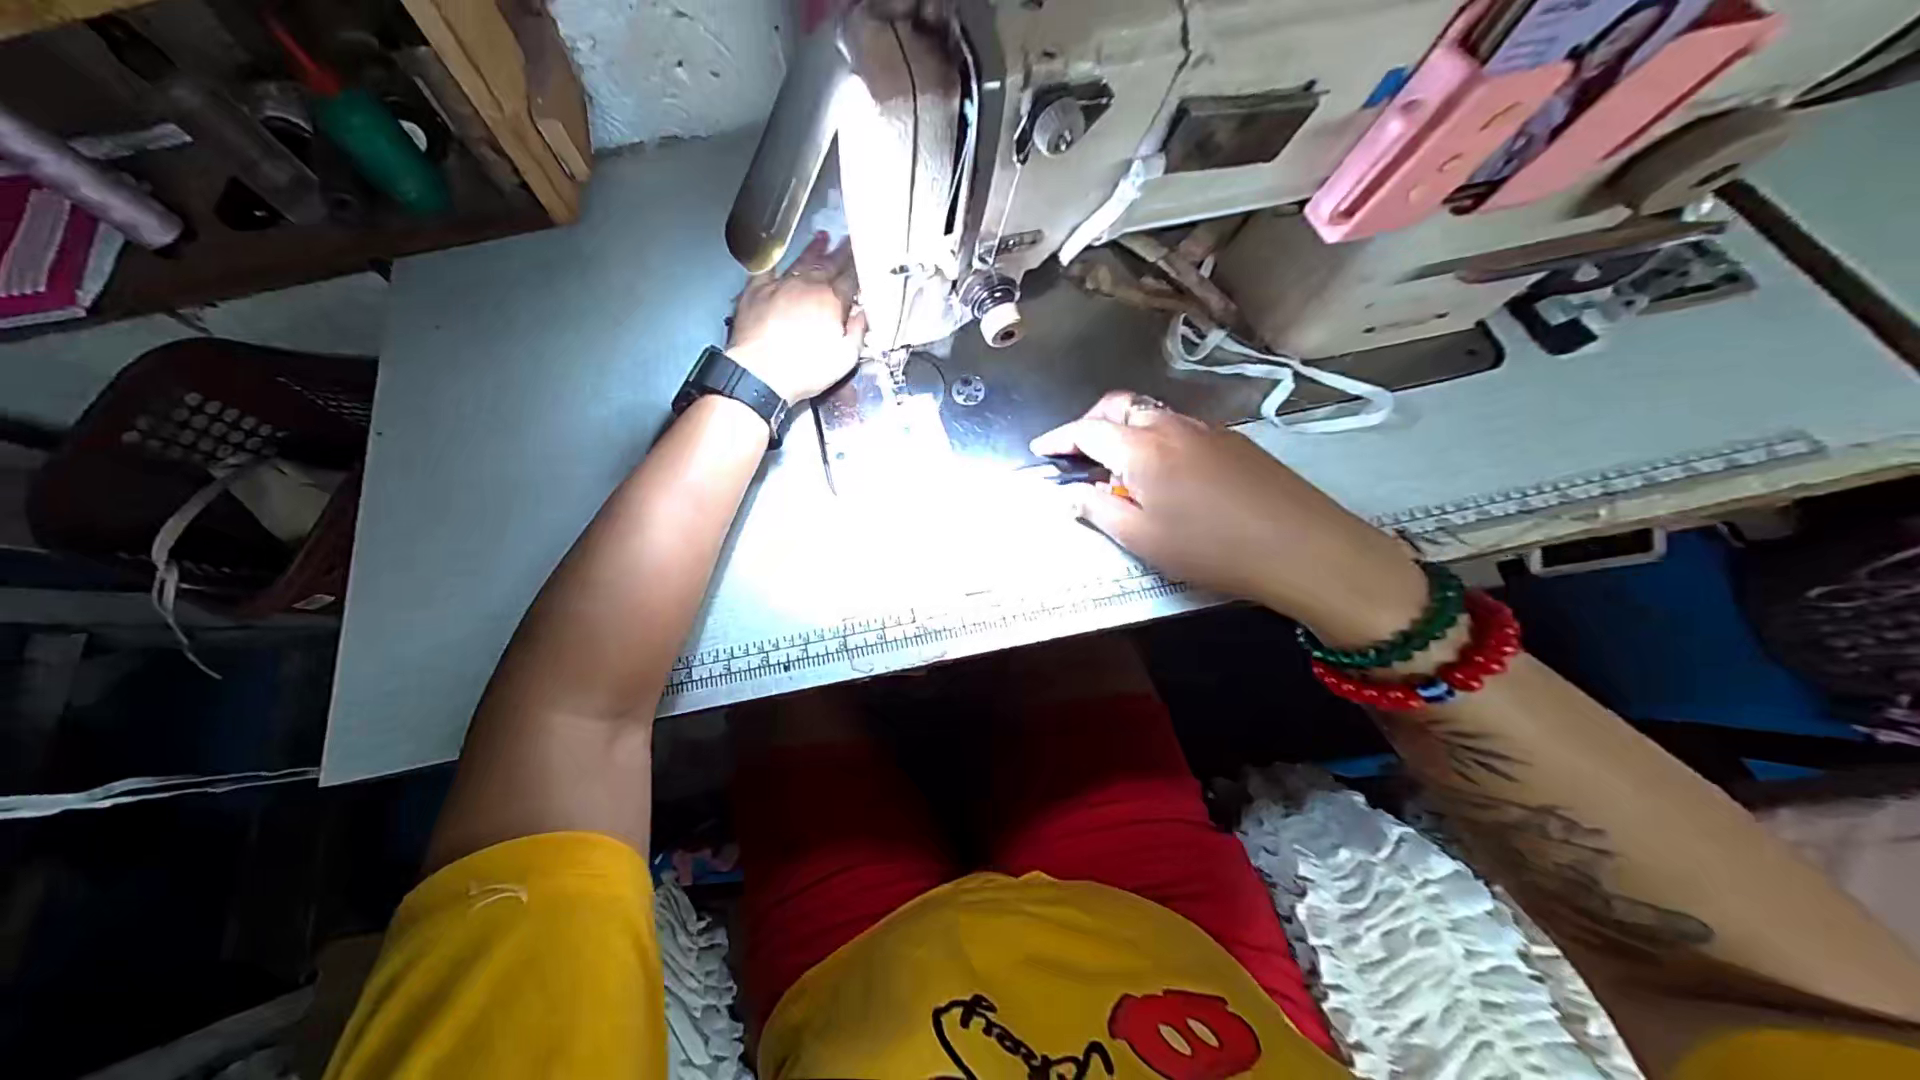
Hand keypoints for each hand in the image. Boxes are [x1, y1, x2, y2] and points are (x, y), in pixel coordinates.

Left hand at [726, 231, 866, 401]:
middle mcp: (807, 286)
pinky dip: (776, 260)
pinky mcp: (756, 291)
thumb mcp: (844, 359)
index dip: (858, 265)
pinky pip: (768, 268)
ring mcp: (780, 285)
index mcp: (832, 301)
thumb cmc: (802, 371)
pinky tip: (780, 256)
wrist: (759, 374)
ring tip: (822, 239)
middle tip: (848, 241)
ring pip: (801, 260)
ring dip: (814, 249)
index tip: (863, 256)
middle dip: (840, 252)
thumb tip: (863, 315)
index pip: (850, 277)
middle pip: (828, 264)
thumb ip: (857, 332)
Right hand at [1031, 390, 1428, 646]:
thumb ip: (1098, 510)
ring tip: (1122, 468)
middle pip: (1119, 407)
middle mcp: (1171, 425)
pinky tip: (1167, 473)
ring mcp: (1206, 429)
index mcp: (1141, 447)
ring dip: (1126, 430)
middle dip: (1091, 423)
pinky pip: (1181, 428)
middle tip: (1079, 453)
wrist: (1301, 545)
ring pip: (1152, 414)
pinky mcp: (1234, 440)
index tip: (1042, 450)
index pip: (1087, 429)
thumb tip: (1073, 495)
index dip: (1059, 438)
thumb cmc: (1210, 548)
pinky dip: (1158, 439)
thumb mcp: (1142, 538)